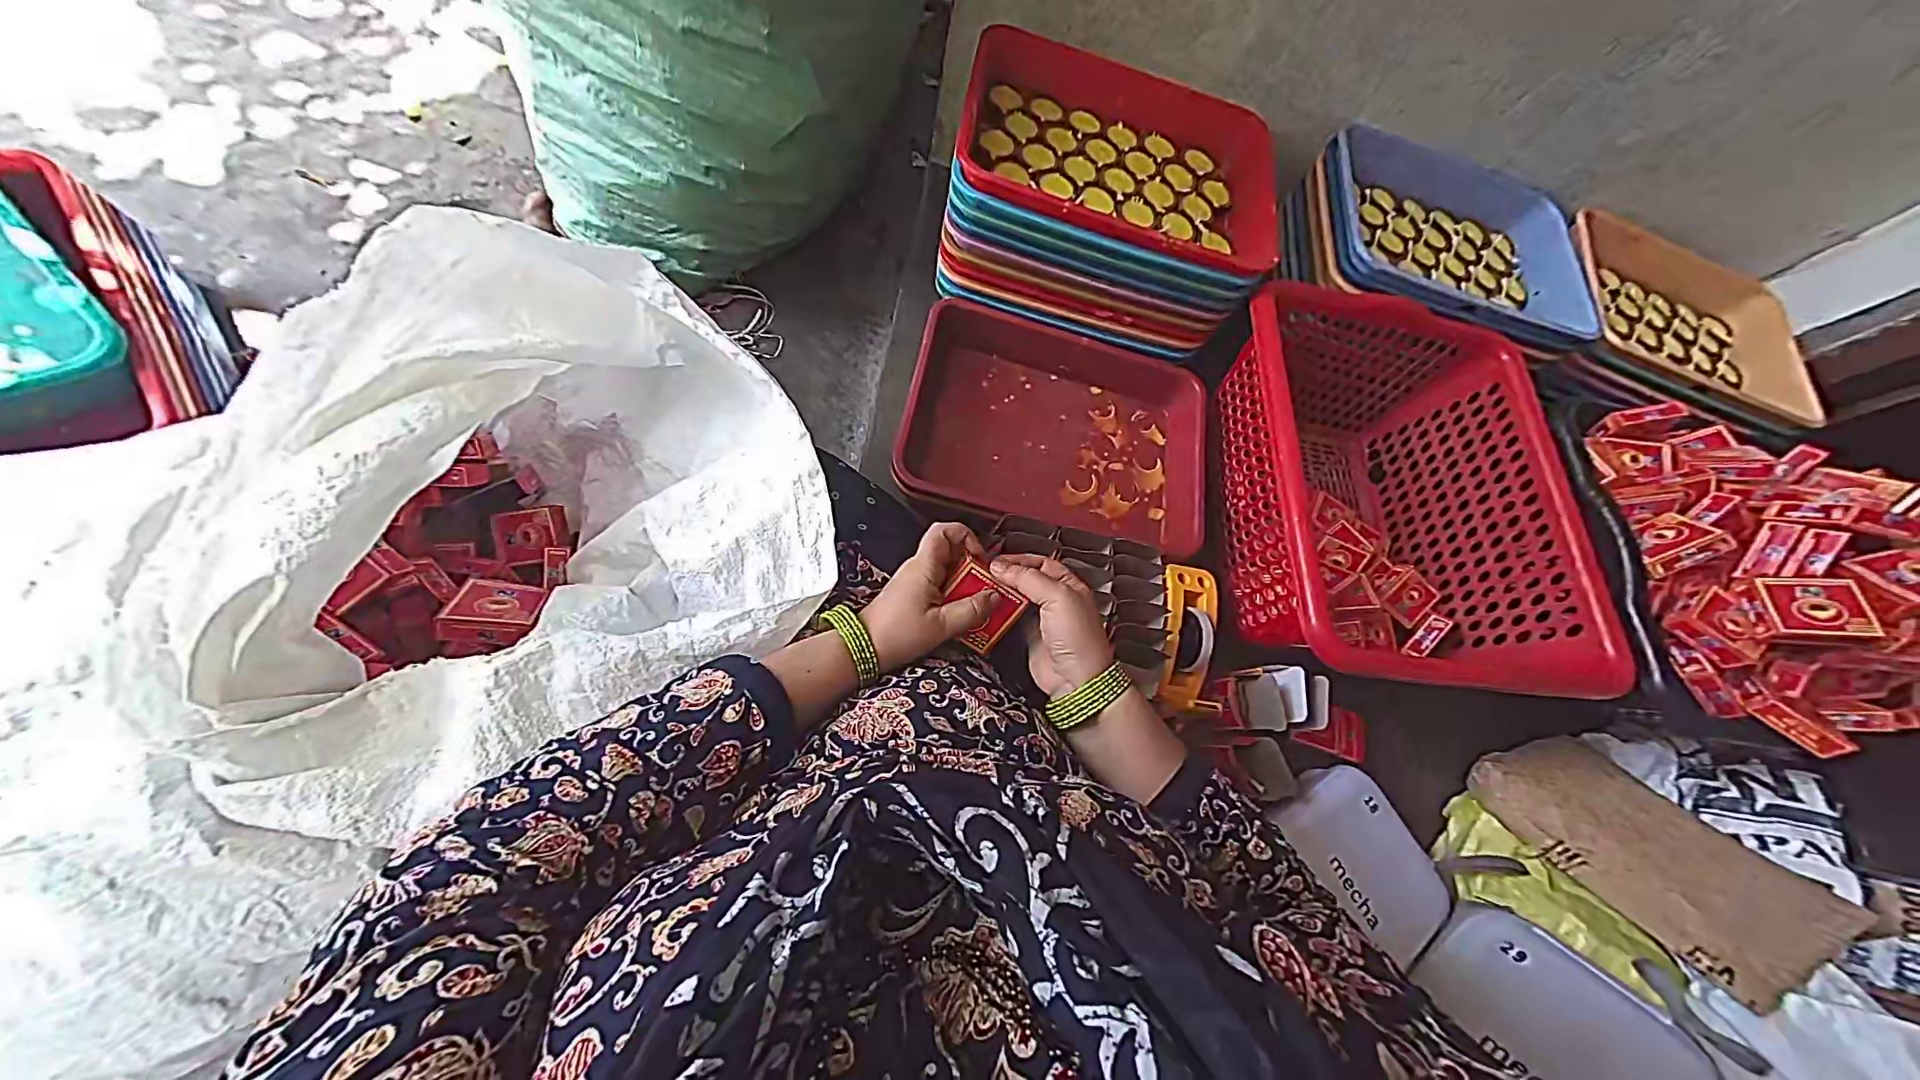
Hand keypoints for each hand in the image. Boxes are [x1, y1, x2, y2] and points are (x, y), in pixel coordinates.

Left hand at [859, 523, 1000, 671]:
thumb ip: (972, 610)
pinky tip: (960, 615)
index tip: (981, 559)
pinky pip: (942, 586)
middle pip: (952, 552)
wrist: (864, 648)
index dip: (967, 536)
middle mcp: (919, 569)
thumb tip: (994, 597)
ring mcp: (916, 581)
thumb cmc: (894, 634)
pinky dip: (955, 596)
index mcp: (924, 567)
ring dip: (966, 585)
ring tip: (975, 605)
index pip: (945, 530)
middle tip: (984, 588)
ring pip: (949, 570)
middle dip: (973, 568)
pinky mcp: (915, 594)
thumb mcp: (941, 626)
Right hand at [988, 555, 1116, 697]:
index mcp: (1068, 585)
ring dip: (1000, 593)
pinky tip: (988, 609)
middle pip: (1026, 579)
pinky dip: (998, 613)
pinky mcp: (1029, 636)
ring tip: (984, 588)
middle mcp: (1055, 600)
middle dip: (1007, 575)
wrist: (1076, 679)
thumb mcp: (1057, 597)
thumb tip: (1003, 567)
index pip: (1040, 563)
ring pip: (1016, 598)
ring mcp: (1041, 619)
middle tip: (986, 573)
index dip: (1019, 560)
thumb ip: (1028, 578)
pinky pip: (1009, 619)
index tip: (997, 561)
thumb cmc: (1079, 639)